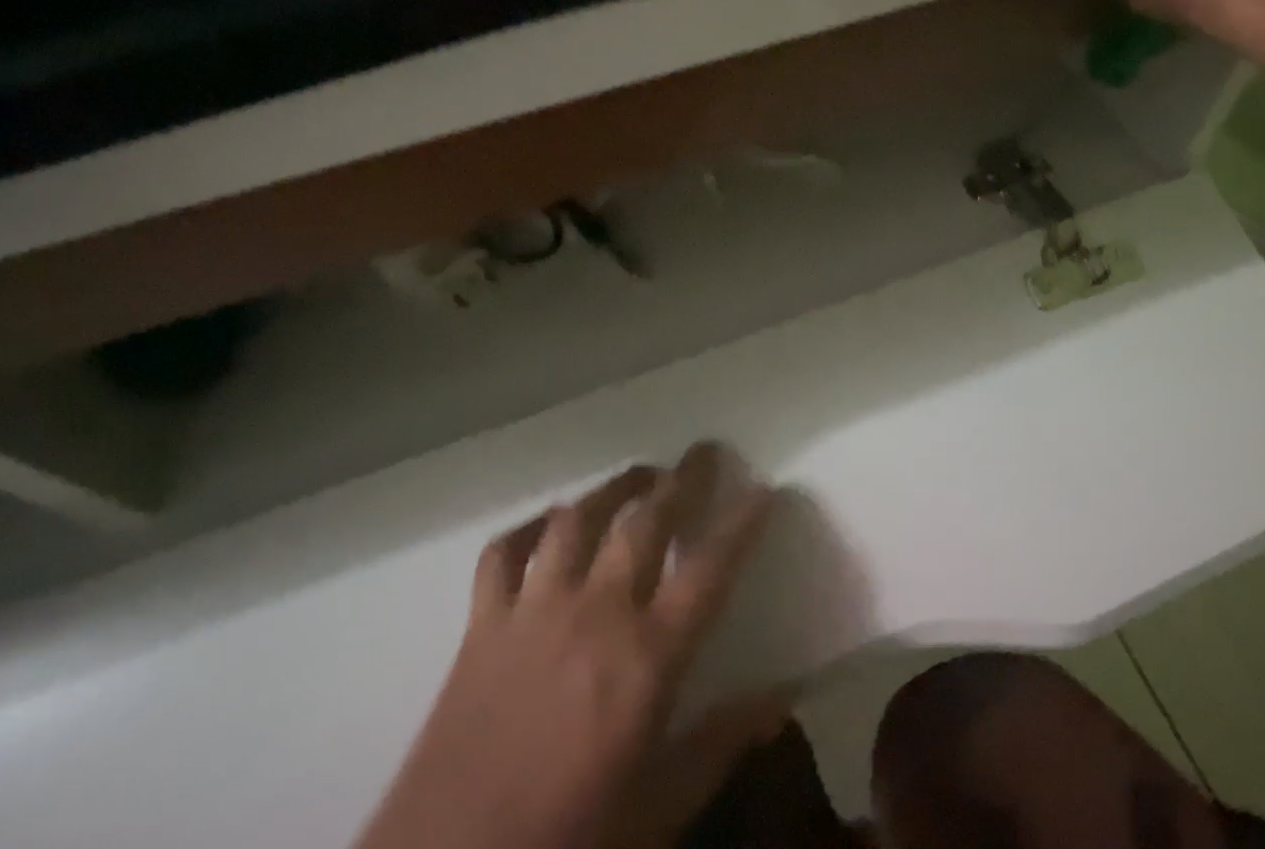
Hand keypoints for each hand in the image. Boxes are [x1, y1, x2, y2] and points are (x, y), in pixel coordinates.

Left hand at [357, 443, 777, 848]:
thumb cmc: (572, 834)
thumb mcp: (661, 804)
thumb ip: (723, 742)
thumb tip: (784, 698)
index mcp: (647, 657)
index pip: (708, 569)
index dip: (741, 523)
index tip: (764, 488)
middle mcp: (594, 614)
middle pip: (644, 523)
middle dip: (680, 481)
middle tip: (704, 453)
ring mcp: (532, 612)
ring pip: (576, 521)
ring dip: (613, 490)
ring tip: (639, 477)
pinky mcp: (480, 625)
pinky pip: (504, 552)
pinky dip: (530, 527)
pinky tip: (550, 522)